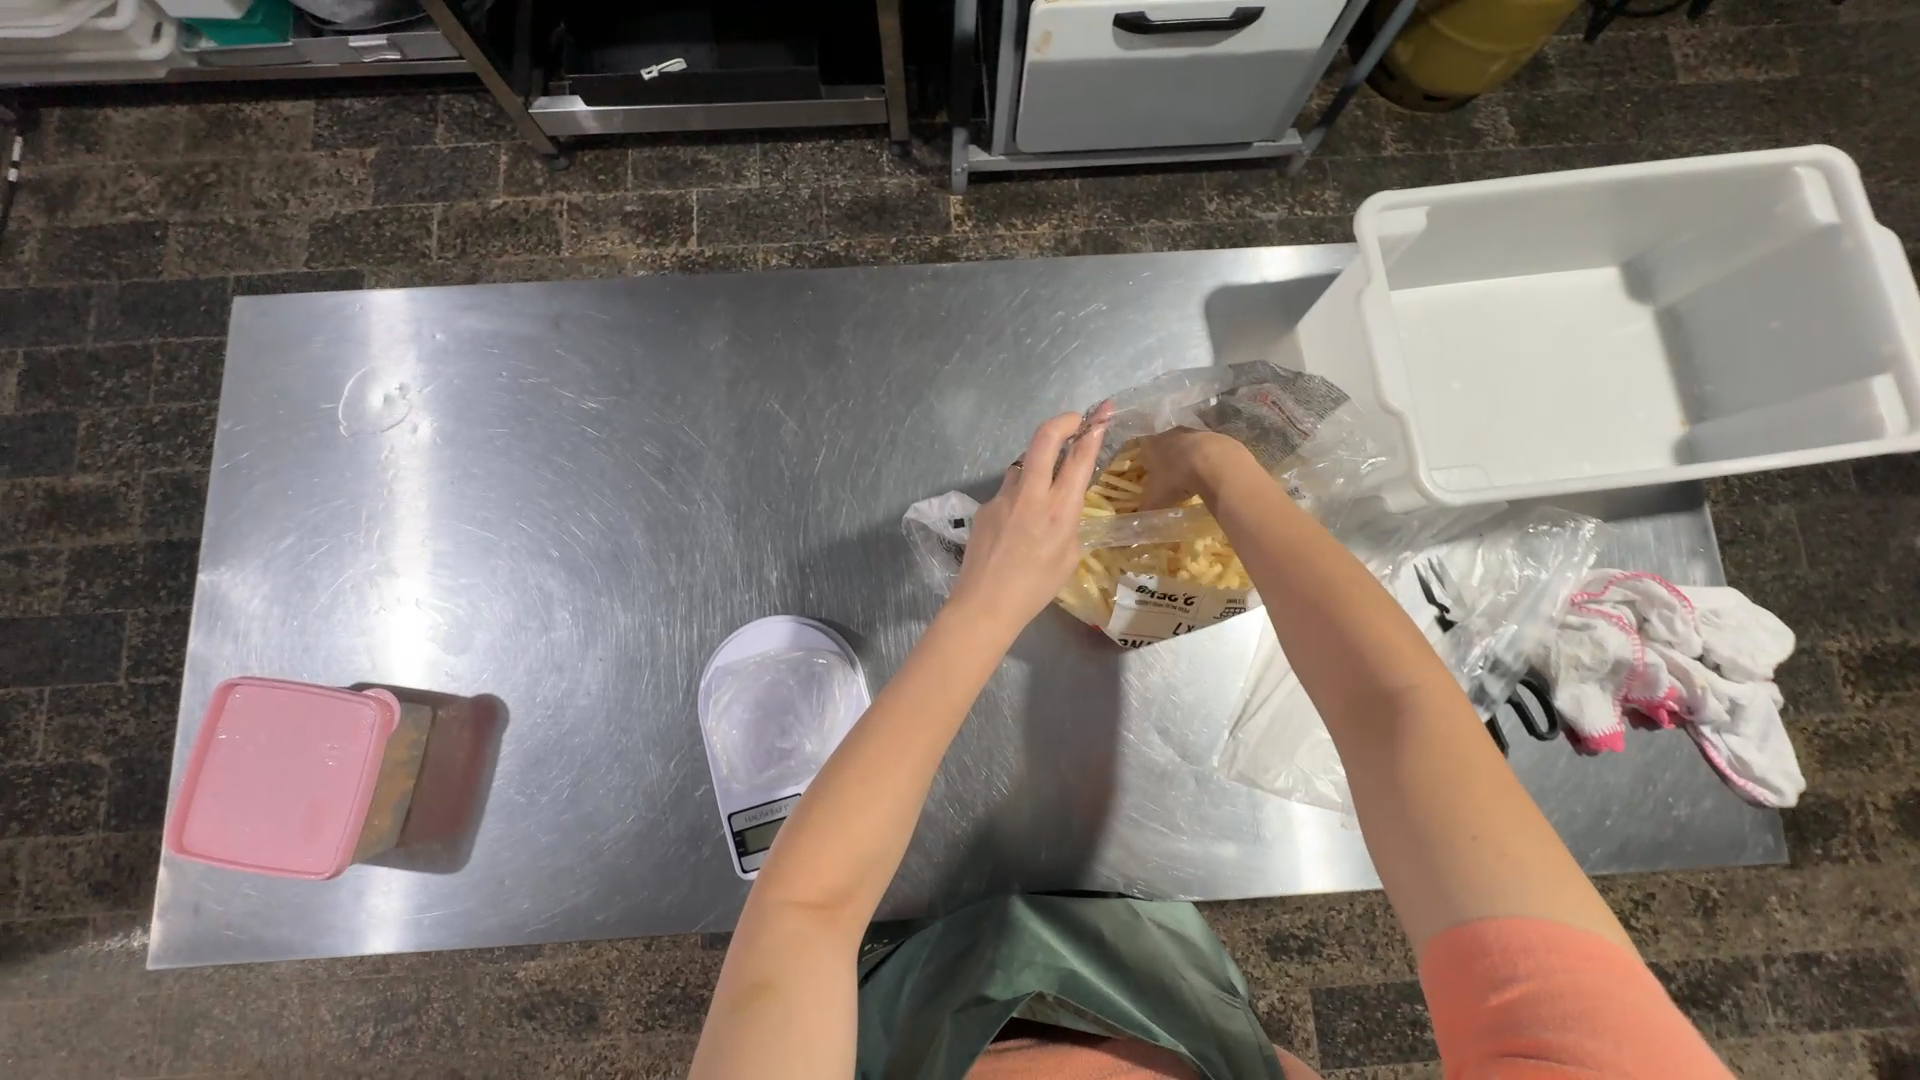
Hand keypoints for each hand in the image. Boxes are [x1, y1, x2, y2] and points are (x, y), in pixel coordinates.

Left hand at [949, 406, 1111, 633]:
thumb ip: (1070, 525)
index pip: (1079, 458)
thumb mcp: (1070, 558)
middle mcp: (1030, 495)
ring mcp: (1003, 498)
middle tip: (1076, 420)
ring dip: (1037, 464)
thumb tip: (1064, 509)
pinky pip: (1007, 493)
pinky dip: (1018, 497)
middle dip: (1064, 421)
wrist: (985, 604)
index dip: (1093, 431)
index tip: (1102, 415)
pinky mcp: (985, 507)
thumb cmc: (1035, 589)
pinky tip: (1017, 526)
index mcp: (1059, 510)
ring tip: (1044, 486)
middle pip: (1044, 438)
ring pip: (1022, 464)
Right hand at [1134, 428, 1257, 509]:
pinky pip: (1207, 449)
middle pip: (1165, 446)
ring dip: (1188, 458)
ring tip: (1192, 476)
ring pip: (1186, 445)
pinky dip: (1207, 459)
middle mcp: (1170, 435)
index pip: (1142, 451)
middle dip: (1167, 460)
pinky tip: (1211, 472)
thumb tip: (1138, 517)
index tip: (1149, 475)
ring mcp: (1194, 433)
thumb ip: (1146, 507)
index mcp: (1151, 446)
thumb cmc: (1176, 478)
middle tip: (1170, 477)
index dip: (1145, 463)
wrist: (1214, 462)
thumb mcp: (1156, 499)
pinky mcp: (1215, 436)